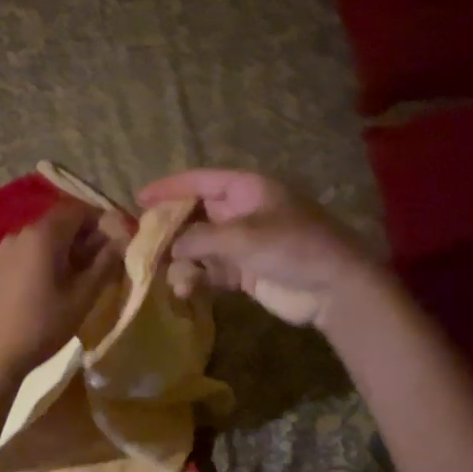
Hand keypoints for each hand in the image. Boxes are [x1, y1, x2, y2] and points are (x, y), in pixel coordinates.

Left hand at [0, 201, 124, 377]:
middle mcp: (22, 232)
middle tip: (108, 262)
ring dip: (71, 248)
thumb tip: (121, 239)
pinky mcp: (1, 267)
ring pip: (47, 237)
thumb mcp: (83, 296)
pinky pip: (33, 251)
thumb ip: (105, 263)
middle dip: (88, 235)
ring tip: (88, 277)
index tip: (121, 242)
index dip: (104, 220)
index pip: (79, 208)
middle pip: (62, 221)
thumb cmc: (43, 325)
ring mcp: (7, 249)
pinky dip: (52, 258)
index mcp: (42, 234)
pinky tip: (61, 284)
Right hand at [138, 169, 369, 327]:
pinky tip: (186, 290)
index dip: (169, 188)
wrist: (334, 287)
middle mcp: (242, 212)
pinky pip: (210, 271)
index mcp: (247, 190)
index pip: (200, 181)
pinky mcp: (244, 272)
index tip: (139, 199)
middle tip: (143, 245)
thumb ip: (199, 239)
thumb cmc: (292, 247)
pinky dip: (196, 279)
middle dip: (169, 230)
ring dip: (182, 261)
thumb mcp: (241, 237)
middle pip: (195, 215)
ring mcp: (243, 243)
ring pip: (199, 247)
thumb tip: (169, 247)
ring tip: (171, 277)